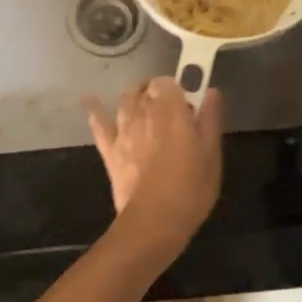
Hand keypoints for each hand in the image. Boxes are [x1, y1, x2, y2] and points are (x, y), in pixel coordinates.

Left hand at [85, 78, 223, 247]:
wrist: (154, 219)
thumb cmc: (191, 188)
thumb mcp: (211, 154)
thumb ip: (210, 119)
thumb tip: (210, 91)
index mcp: (171, 111)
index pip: (168, 82)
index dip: (178, 89)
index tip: (188, 105)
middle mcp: (144, 113)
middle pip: (146, 89)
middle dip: (157, 93)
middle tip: (170, 108)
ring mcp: (123, 130)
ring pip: (125, 101)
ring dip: (134, 98)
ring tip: (143, 105)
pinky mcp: (109, 149)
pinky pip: (99, 123)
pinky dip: (95, 109)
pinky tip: (90, 100)